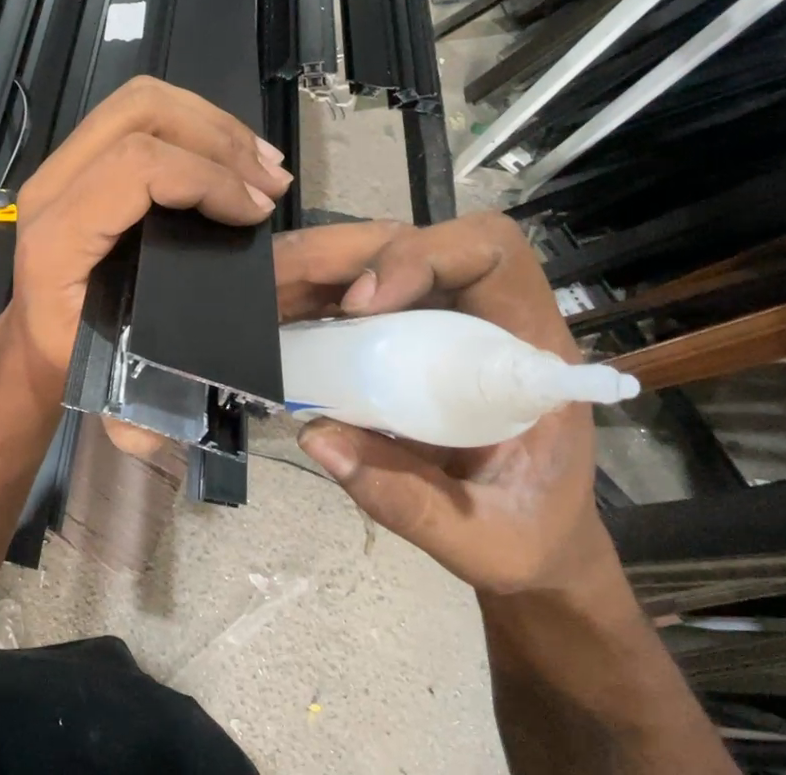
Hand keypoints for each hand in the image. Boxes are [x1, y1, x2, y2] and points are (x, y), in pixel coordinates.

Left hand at [2, 76, 291, 407]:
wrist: (33, 335)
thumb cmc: (70, 353)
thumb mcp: (103, 382)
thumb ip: (134, 413)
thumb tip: (167, 429)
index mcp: (56, 238)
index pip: (135, 167)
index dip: (207, 178)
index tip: (256, 211)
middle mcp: (50, 189)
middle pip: (138, 112)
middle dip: (216, 137)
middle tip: (269, 182)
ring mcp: (60, 167)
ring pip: (140, 102)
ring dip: (212, 125)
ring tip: (262, 169)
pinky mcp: (79, 161)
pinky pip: (138, 116)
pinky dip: (194, 126)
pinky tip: (235, 162)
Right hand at [274, 214, 613, 594]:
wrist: (532, 543)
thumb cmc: (527, 536)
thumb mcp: (478, 538)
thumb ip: (405, 497)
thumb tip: (315, 437)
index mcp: (523, 348)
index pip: (487, 254)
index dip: (422, 257)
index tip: (363, 304)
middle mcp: (477, 316)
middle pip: (407, 241)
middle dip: (335, 254)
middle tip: (271, 286)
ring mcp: (429, 322)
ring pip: (365, 260)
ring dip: (305, 271)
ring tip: (252, 298)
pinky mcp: (393, 337)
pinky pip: (341, 297)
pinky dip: (298, 300)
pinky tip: (262, 321)